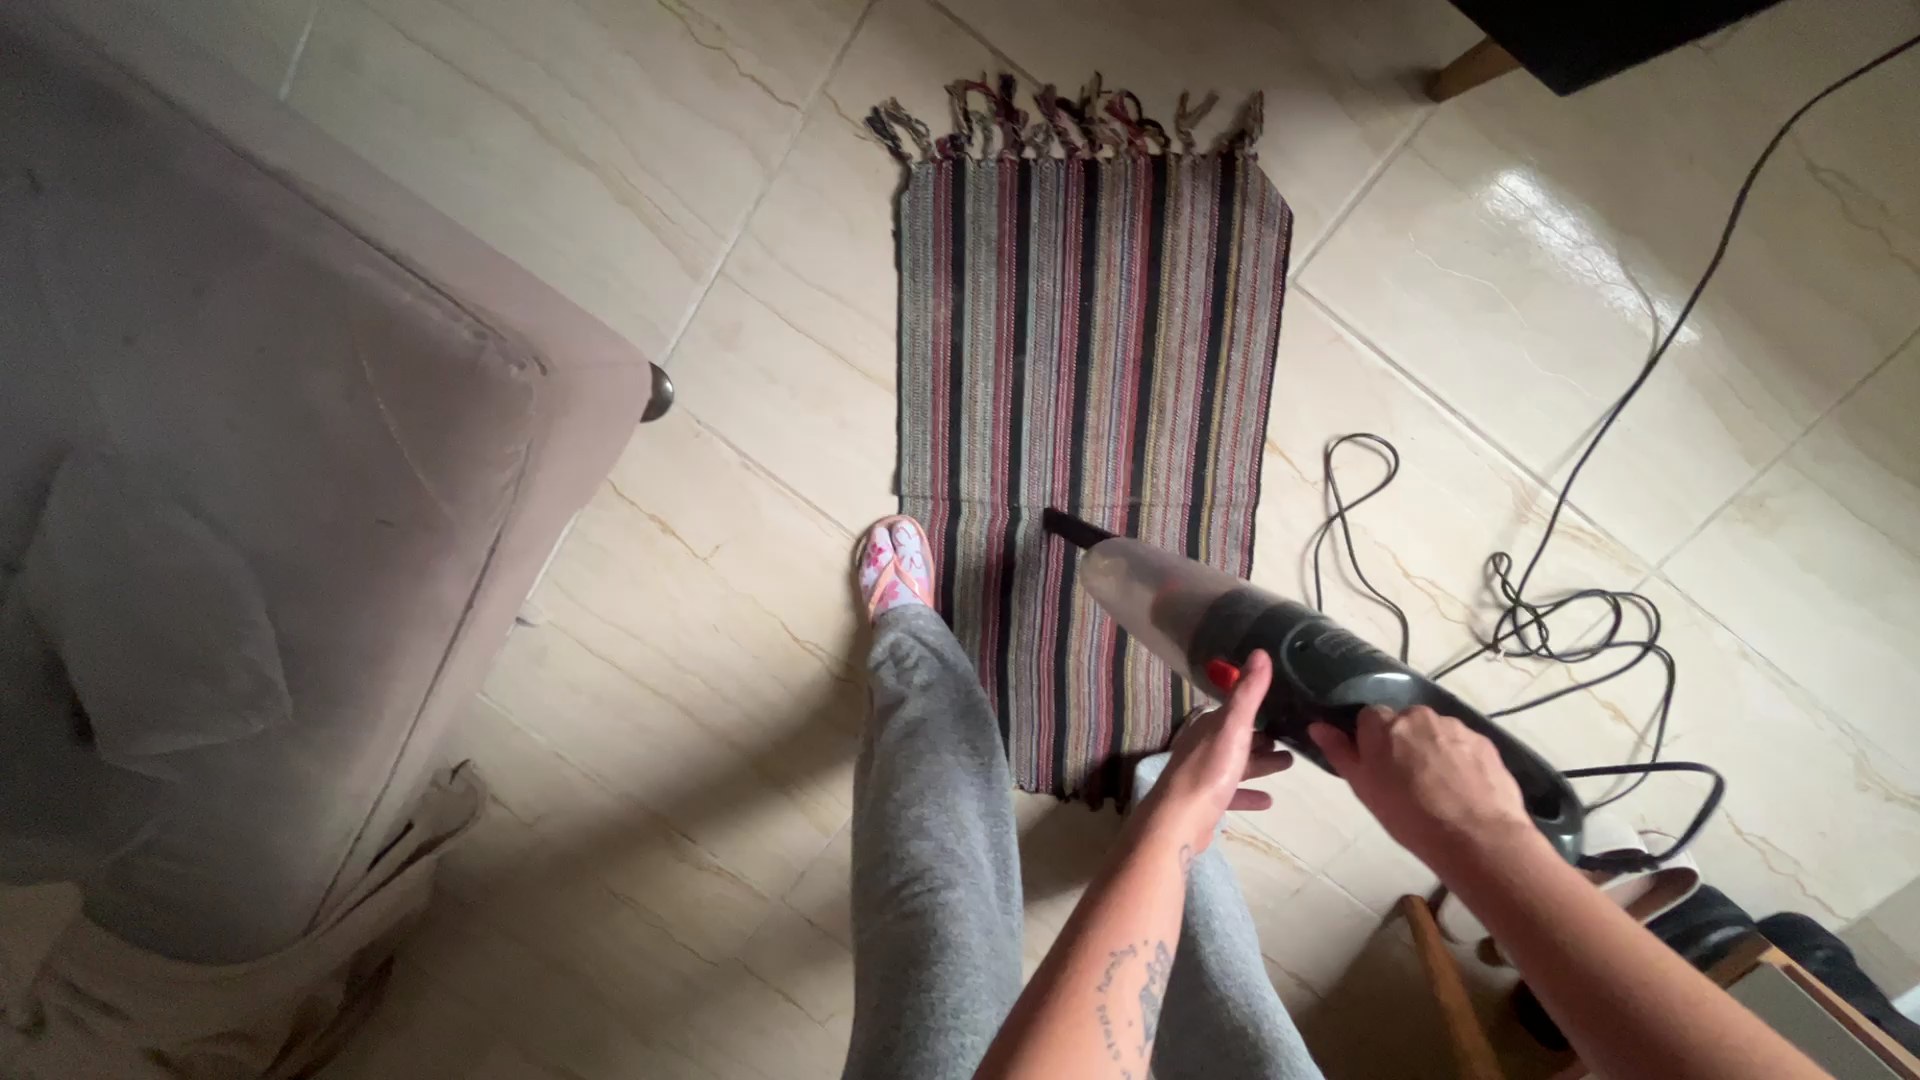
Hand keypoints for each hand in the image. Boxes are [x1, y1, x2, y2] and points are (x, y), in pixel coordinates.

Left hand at [1135, 650, 1293, 857]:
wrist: (1180, 820)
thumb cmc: (1208, 770)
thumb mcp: (1232, 727)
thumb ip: (1247, 693)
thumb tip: (1260, 652)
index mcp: (1208, 727)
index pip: (1235, 712)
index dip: (1258, 709)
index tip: (1284, 707)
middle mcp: (1203, 746)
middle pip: (1237, 738)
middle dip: (1262, 738)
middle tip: (1292, 739)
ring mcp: (1204, 775)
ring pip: (1236, 765)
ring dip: (1260, 764)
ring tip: (1288, 764)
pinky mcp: (1206, 802)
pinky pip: (1233, 793)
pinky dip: (1250, 794)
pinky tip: (1269, 800)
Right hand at [1309, 705, 1535, 867]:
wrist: (1477, 839)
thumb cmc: (1408, 815)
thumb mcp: (1363, 787)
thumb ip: (1339, 751)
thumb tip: (1317, 726)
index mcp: (1383, 724)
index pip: (1369, 717)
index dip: (1372, 740)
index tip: (1378, 765)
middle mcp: (1418, 716)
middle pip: (1405, 722)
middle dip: (1404, 742)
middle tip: (1408, 778)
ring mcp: (1455, 728)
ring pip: (1436, 732)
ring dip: (1433, 749)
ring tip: (1440, 787)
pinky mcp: (1486, 743)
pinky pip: (1464, 744)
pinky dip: (1461, 759)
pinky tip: (1463, 788)